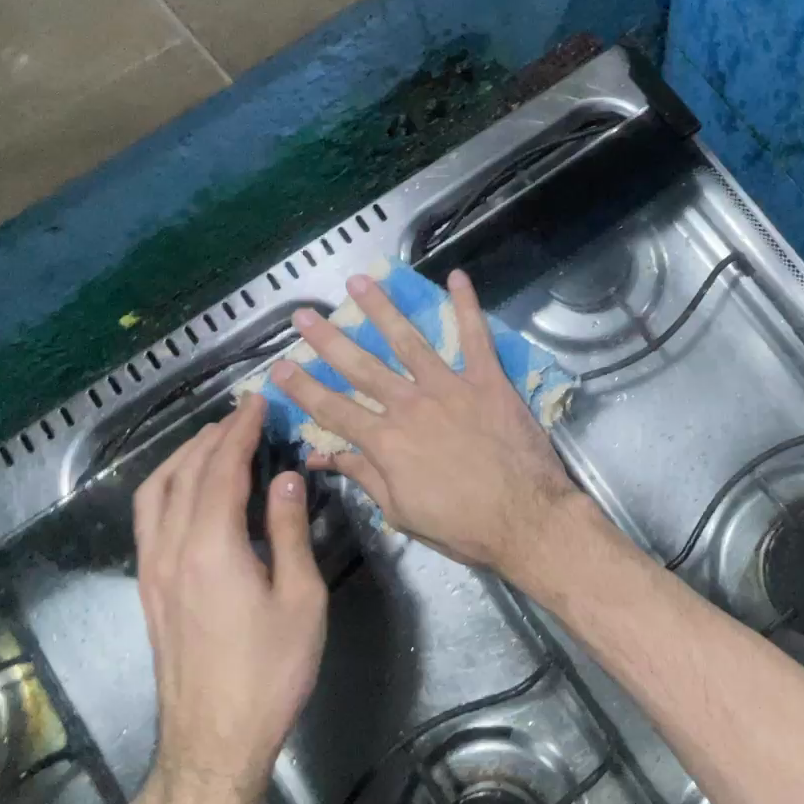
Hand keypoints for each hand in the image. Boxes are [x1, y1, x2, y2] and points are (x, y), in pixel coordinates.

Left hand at [132, 394, 326, 794]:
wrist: (215, 740)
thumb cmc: (270, 669)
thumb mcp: (300, 598)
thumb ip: (288, 532)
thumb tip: (286, 477)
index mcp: (210, 548)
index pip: (221, 471)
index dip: (240, 431)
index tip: (257, 402)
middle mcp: (171, 551)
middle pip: (182, 476)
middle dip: (212, 437)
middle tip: (243, 414)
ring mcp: (153, 573)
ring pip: (154, 496)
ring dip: (182, 458)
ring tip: (213, 440)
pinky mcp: (150, 592)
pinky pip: (149, 520)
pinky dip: (167, 488)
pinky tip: (189, 491)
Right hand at [268, 269, 584, 574]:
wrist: (524, 519)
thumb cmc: (461, 526)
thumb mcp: (401, 512)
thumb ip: (365, 477)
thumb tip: (321, 458)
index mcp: (385, 442)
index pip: (333, 409)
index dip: (303, 388)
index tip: (279, 367)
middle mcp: (411, 406)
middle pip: (361, 367)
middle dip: (328, 340)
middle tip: (303, 315)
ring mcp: (451, 388)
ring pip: (408, 341)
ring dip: (382, 310)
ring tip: (360, 283)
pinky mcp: (489, 381)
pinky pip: (475, 337)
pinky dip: (467, 306)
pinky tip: (457, 278)